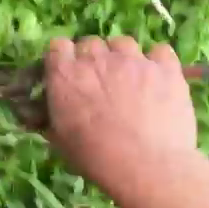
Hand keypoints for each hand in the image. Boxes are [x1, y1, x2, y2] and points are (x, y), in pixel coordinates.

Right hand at [45, 36, 198, 187]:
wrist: (145, 164)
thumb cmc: (94, 154)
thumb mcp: (59, 138)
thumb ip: (50, 117)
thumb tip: (42, 116)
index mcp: (64, 74)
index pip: (58, 46)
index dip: (63, 57)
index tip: (67, 71)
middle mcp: (96, 59)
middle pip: (91, 42)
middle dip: (93, 57)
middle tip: (98, 79)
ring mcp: (133, 61)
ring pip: (124, 42)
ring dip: (122, 55)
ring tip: (128, 75)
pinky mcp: (166, 68)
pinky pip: (160, 51)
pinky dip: (156, 60)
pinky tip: (156, 76)